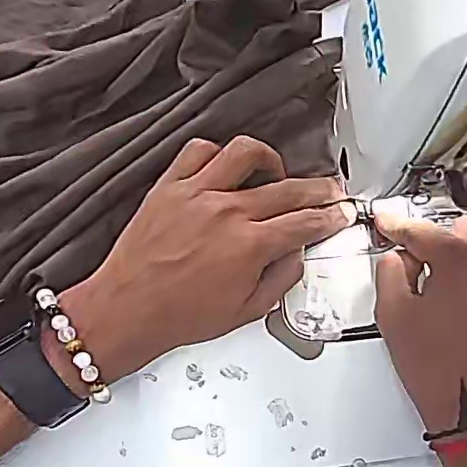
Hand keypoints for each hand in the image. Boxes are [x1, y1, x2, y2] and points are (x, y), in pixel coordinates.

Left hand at [54, 136, 350, 382]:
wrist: (128, 310)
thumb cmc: (179, 315)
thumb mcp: (246, 311)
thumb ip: (281, 279)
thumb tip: (296, 254)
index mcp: (250, 245)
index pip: (305, 221)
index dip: (331, 217)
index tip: (339, 214)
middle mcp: (227, 212)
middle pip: (288, 188)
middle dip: (319, 189)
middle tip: (328, 192)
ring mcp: (197, 194)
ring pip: (245, 153)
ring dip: (270, 159)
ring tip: (276, 171)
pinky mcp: (169, 186)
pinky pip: (198, 151)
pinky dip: (217, 154)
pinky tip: (225, 168)